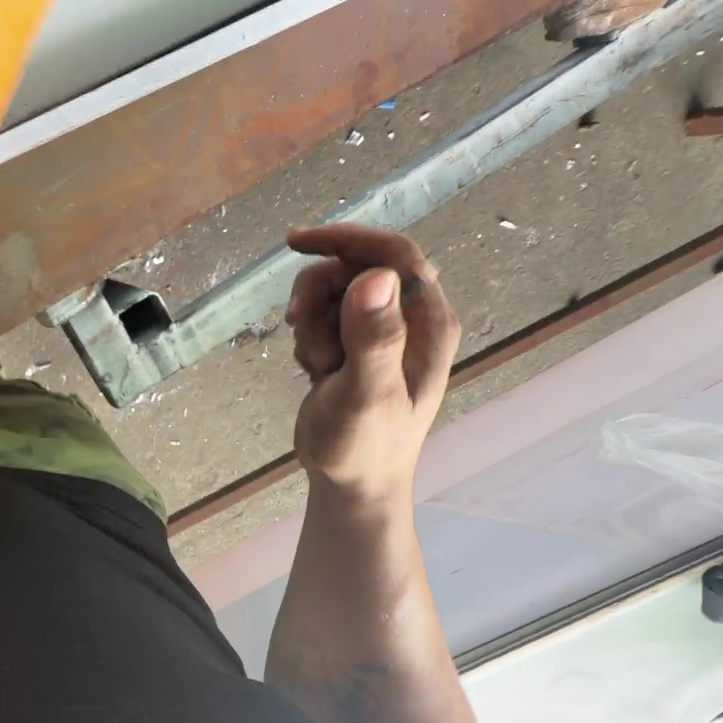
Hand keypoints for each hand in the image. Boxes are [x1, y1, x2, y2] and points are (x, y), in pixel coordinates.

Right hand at [284, 224, 460, 504]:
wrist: (352, 483)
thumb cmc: (364, 445)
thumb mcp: (366, 393)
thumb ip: (373, 338)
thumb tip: (373, 278)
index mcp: (428, 321)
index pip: (393, 255)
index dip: (346, 239)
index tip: (294, 242)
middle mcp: (410, 319)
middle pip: (356, 268)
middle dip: (317, 290)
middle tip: (294, 322)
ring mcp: (380, 333)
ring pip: (333, 292)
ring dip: (309, 320)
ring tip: (314, 362)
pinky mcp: (354, 347)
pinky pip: (323, 318)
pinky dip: (308, 335)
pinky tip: (313, 367)